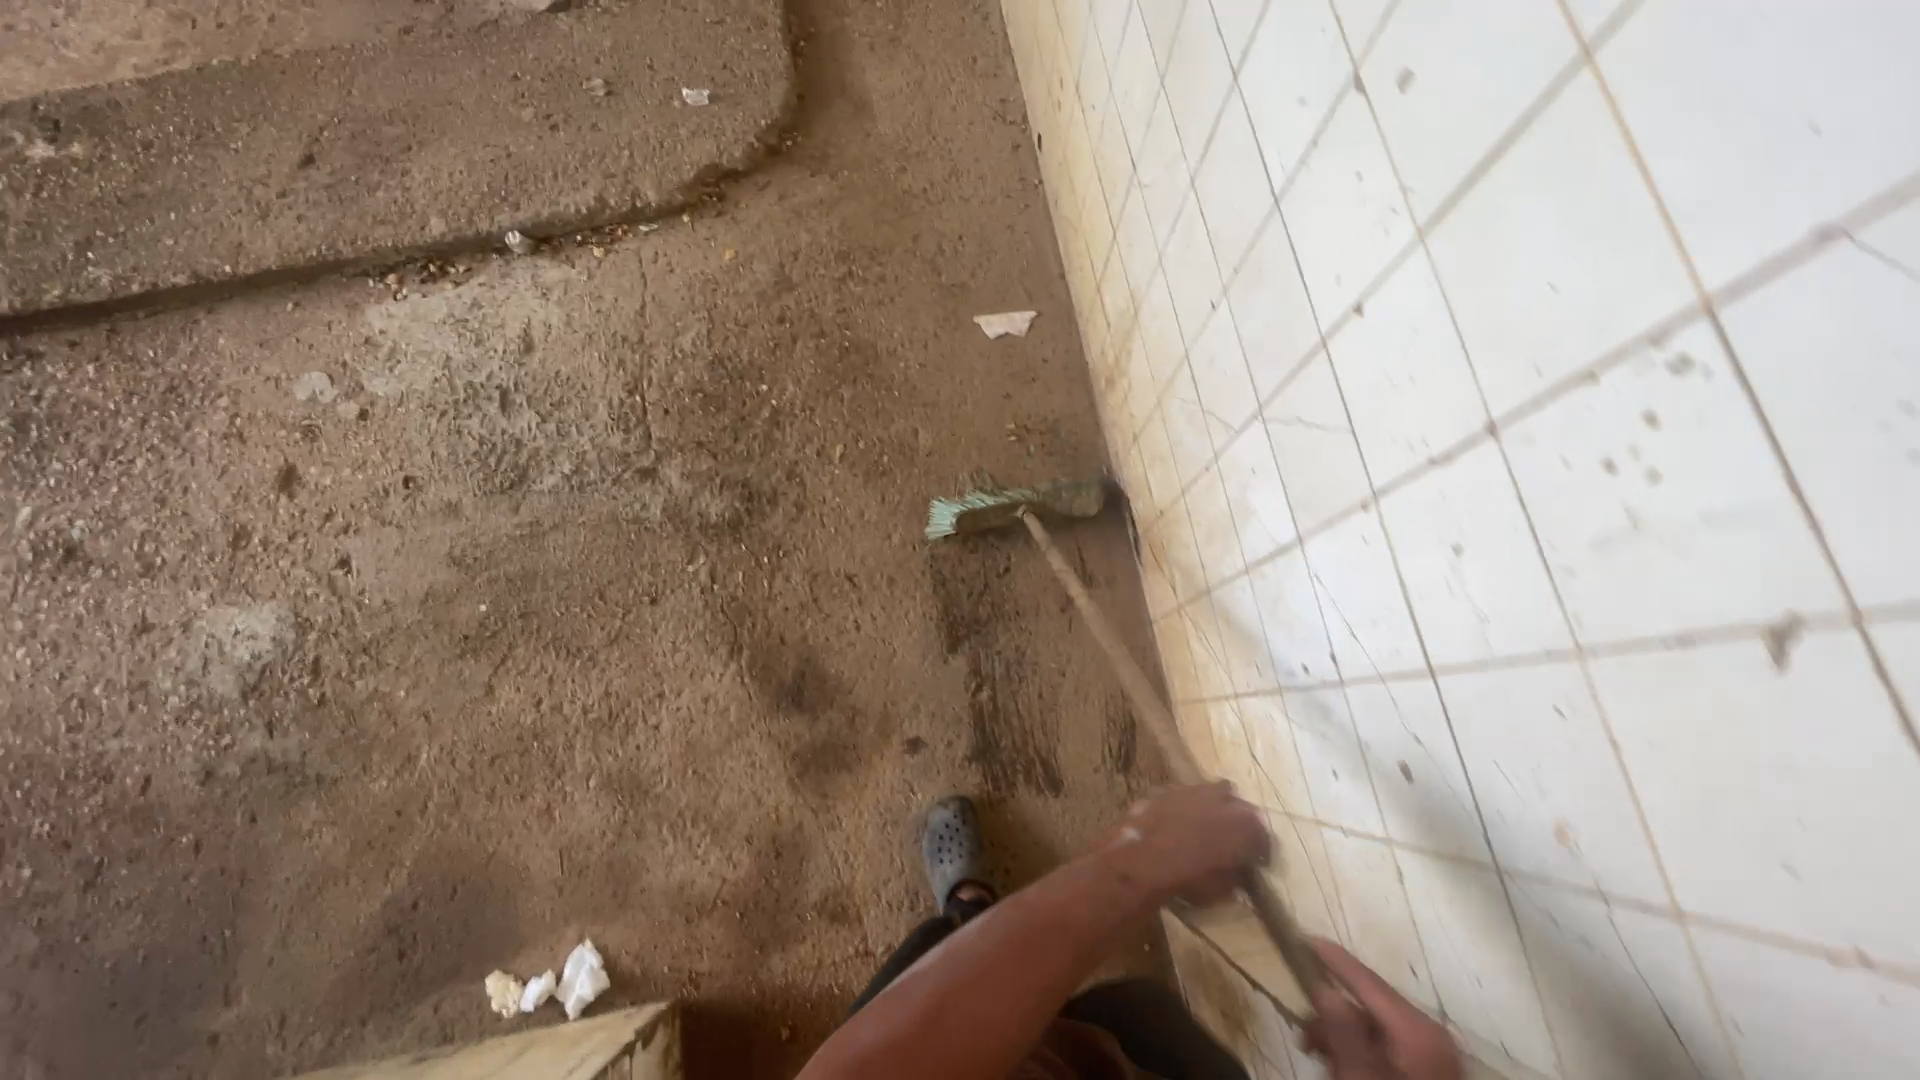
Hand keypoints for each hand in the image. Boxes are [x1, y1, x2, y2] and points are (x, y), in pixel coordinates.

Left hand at [1100, 782, 1270, 905]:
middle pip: (1241, 810)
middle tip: (1233, 843)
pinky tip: (1179, 820)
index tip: (1256, 864)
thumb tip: (1240, 872)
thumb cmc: (1190, 879)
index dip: (1261, 853)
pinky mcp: (1168, 788)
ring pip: (1214, 794)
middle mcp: (1226, 800)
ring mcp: (1195, 789)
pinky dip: (1187, 806)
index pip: (1264, 839)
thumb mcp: (1224, 890)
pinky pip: (1185, 796)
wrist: (1142, 858)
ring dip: (1215, 808)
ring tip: (1207, 826)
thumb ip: (1237, 876)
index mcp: (1247, 825)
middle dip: (1240, 824)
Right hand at [1302, 941, 1462, 1079]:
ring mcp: (1433, 1058)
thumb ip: (1340, 1029)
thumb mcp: (1359, 1077)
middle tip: (1303, 1038)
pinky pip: (1387, 1051)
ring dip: (1343, 1040)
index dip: (1332, 958)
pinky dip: (1360, 1055)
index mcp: (1416, 1029)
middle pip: (1368, 1006)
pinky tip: (1343, 1070)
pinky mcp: (1429, 1075)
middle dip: (1332, 1016)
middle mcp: (1429, 1035)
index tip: (1302, 938)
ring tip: (1320, 1061)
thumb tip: (1323, 986)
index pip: (1366, 979)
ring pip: (1374, 1030)